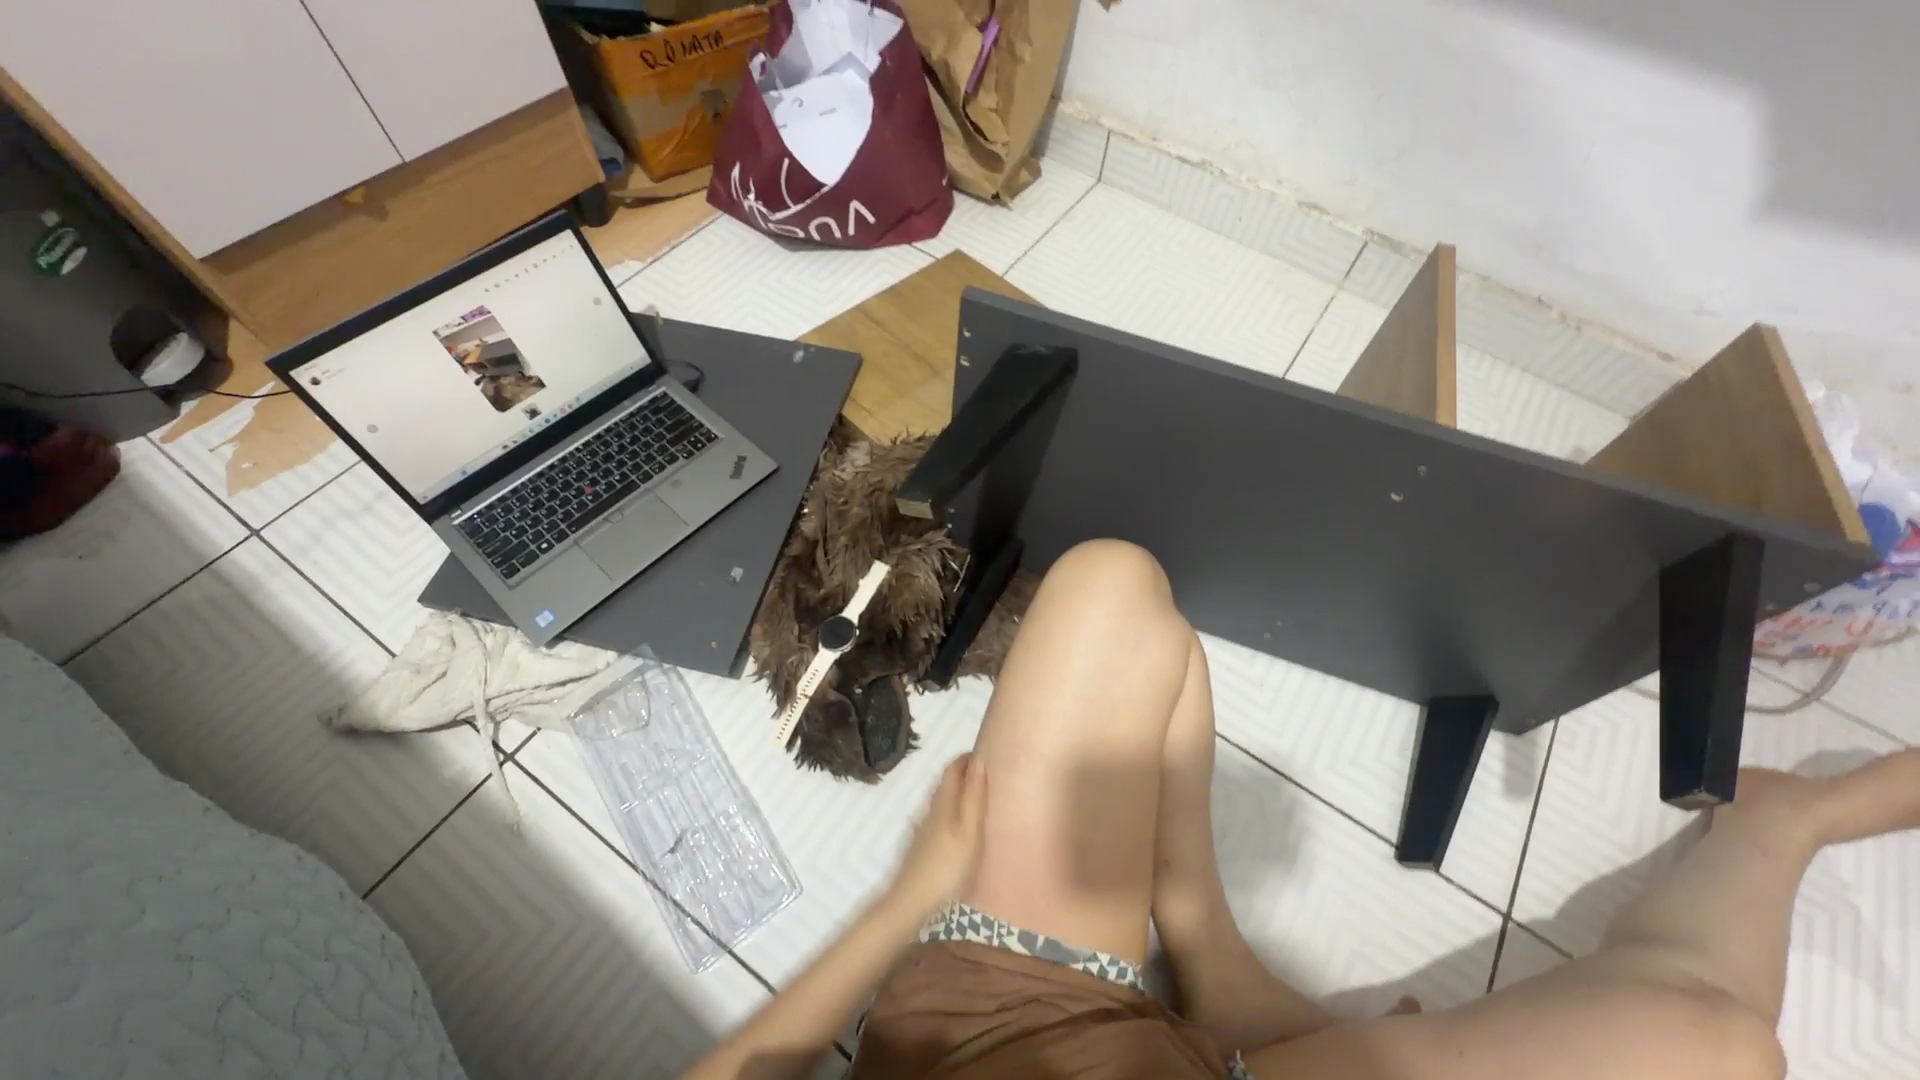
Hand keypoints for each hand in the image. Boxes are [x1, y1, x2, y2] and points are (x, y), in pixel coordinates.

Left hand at [886, 753, 988, 917]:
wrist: (912, 903)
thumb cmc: (947, 866)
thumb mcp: (969, 831)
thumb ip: (973, 797)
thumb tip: (978, 760)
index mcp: (944, 803)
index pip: (953, 769)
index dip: (967, 757)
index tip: (987, 752)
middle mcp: (932, 810)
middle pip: (947, 783)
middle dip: (965, 772)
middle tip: (990, 774)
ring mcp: (925, 830)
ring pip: (943, 801)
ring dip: (960, 793)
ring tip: (983, 799)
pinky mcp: (923, 848)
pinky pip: (941, 818)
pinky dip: (954, 813)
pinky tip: (964, 829)